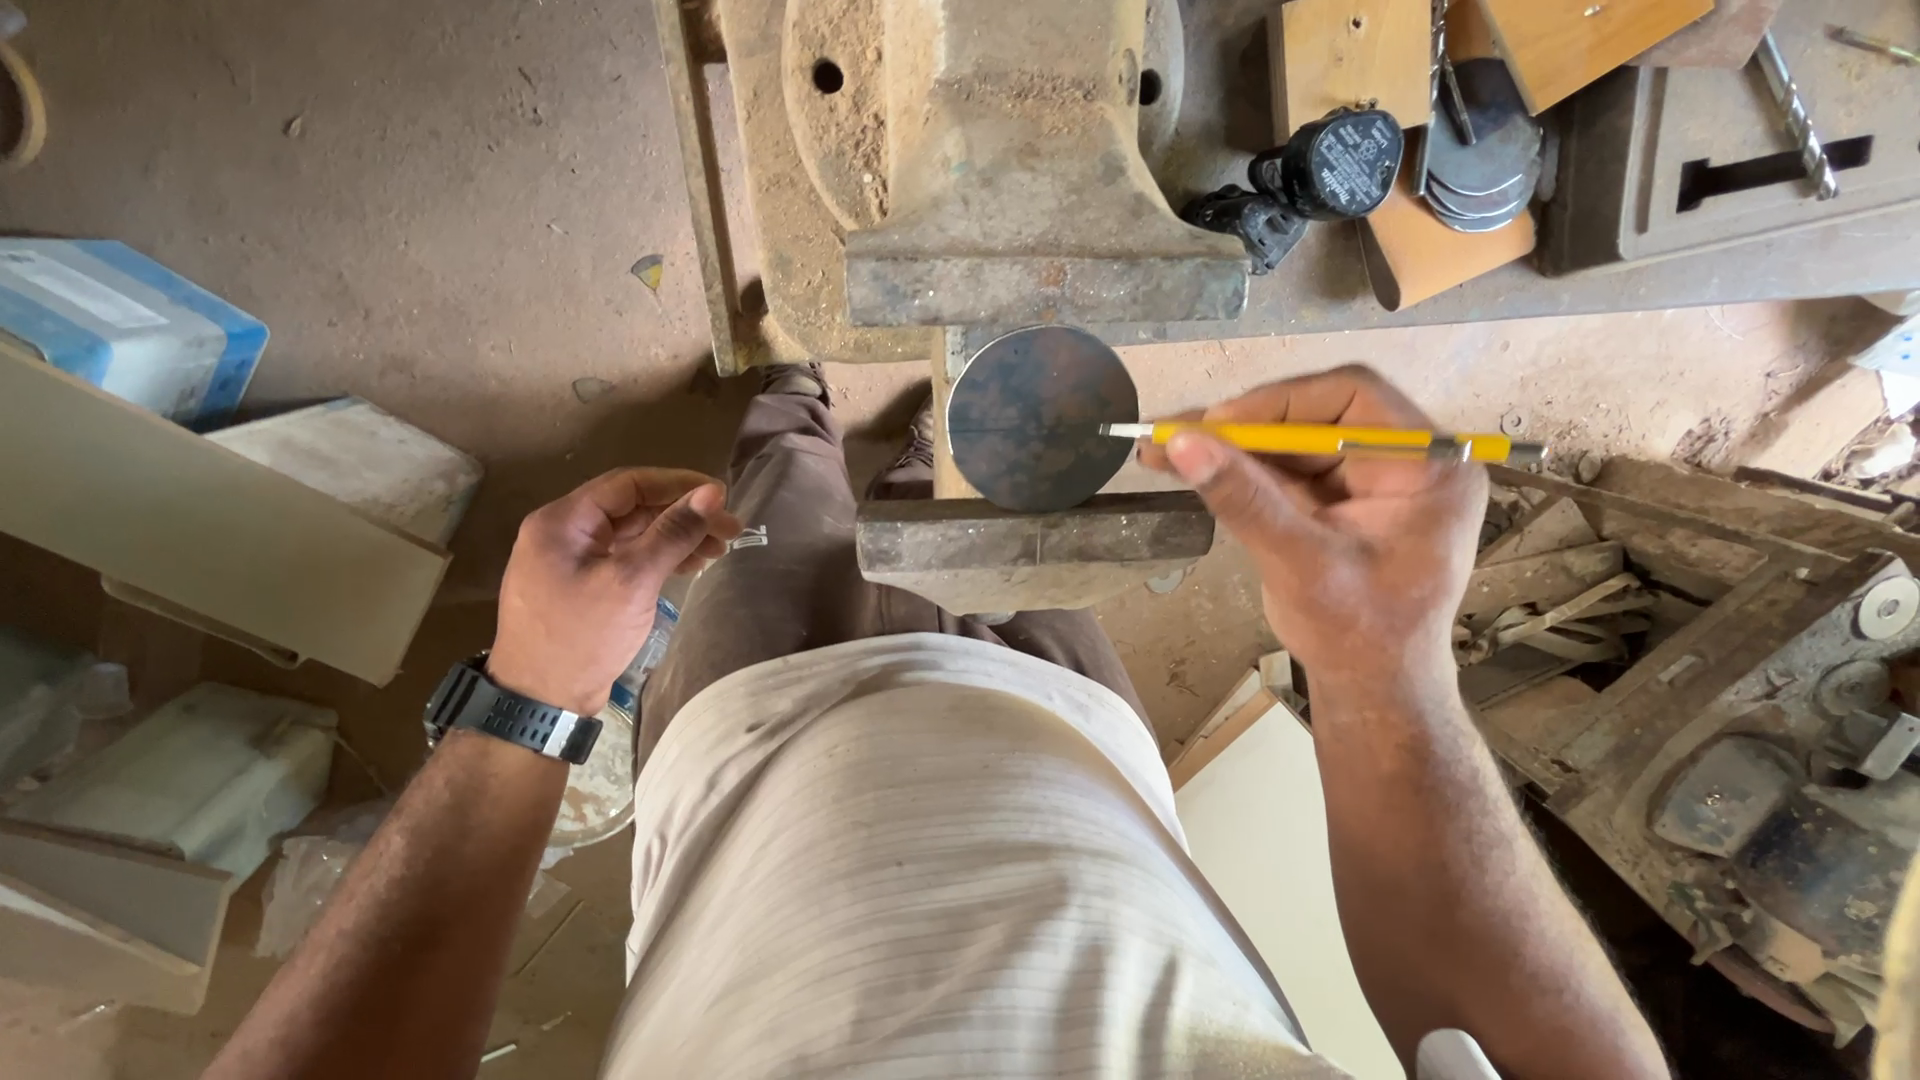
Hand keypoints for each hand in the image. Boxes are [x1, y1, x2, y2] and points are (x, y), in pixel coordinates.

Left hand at [487, 468, 742, 714]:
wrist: (541, 702)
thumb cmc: (583, 637)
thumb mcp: (633, 580)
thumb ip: (673, 533)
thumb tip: (712, 494)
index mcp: (563, 520)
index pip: (629, 484)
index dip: (679, 485)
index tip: (722, 498)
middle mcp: (564, 531)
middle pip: (634, 508)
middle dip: (684, 515)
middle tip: (731, 530)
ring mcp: (572, 559)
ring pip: (634, 533)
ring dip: (677, 537)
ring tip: (719, 550)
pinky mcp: (584, 584)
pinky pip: (627, 556)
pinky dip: (661, 556)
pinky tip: (692, 564)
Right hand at [1139, 365, 1485, 695]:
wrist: (1371, 686)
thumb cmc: (1358, 634)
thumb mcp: (1301, 564)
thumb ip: (1245, 500)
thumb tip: (1183, 443)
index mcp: (1425, 466)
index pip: (1353, 397)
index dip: (1280, 402)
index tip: (1219, 424)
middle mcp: (1400, 461)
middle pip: (1312, 416)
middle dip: (1240, 427)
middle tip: (1176, 433)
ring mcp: (1363, 480)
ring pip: (1288, 441)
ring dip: (1226, 446)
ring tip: (1161, 447)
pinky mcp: (1332, 499)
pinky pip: (1280, 470)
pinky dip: (1233, 470)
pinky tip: (1184, 465)